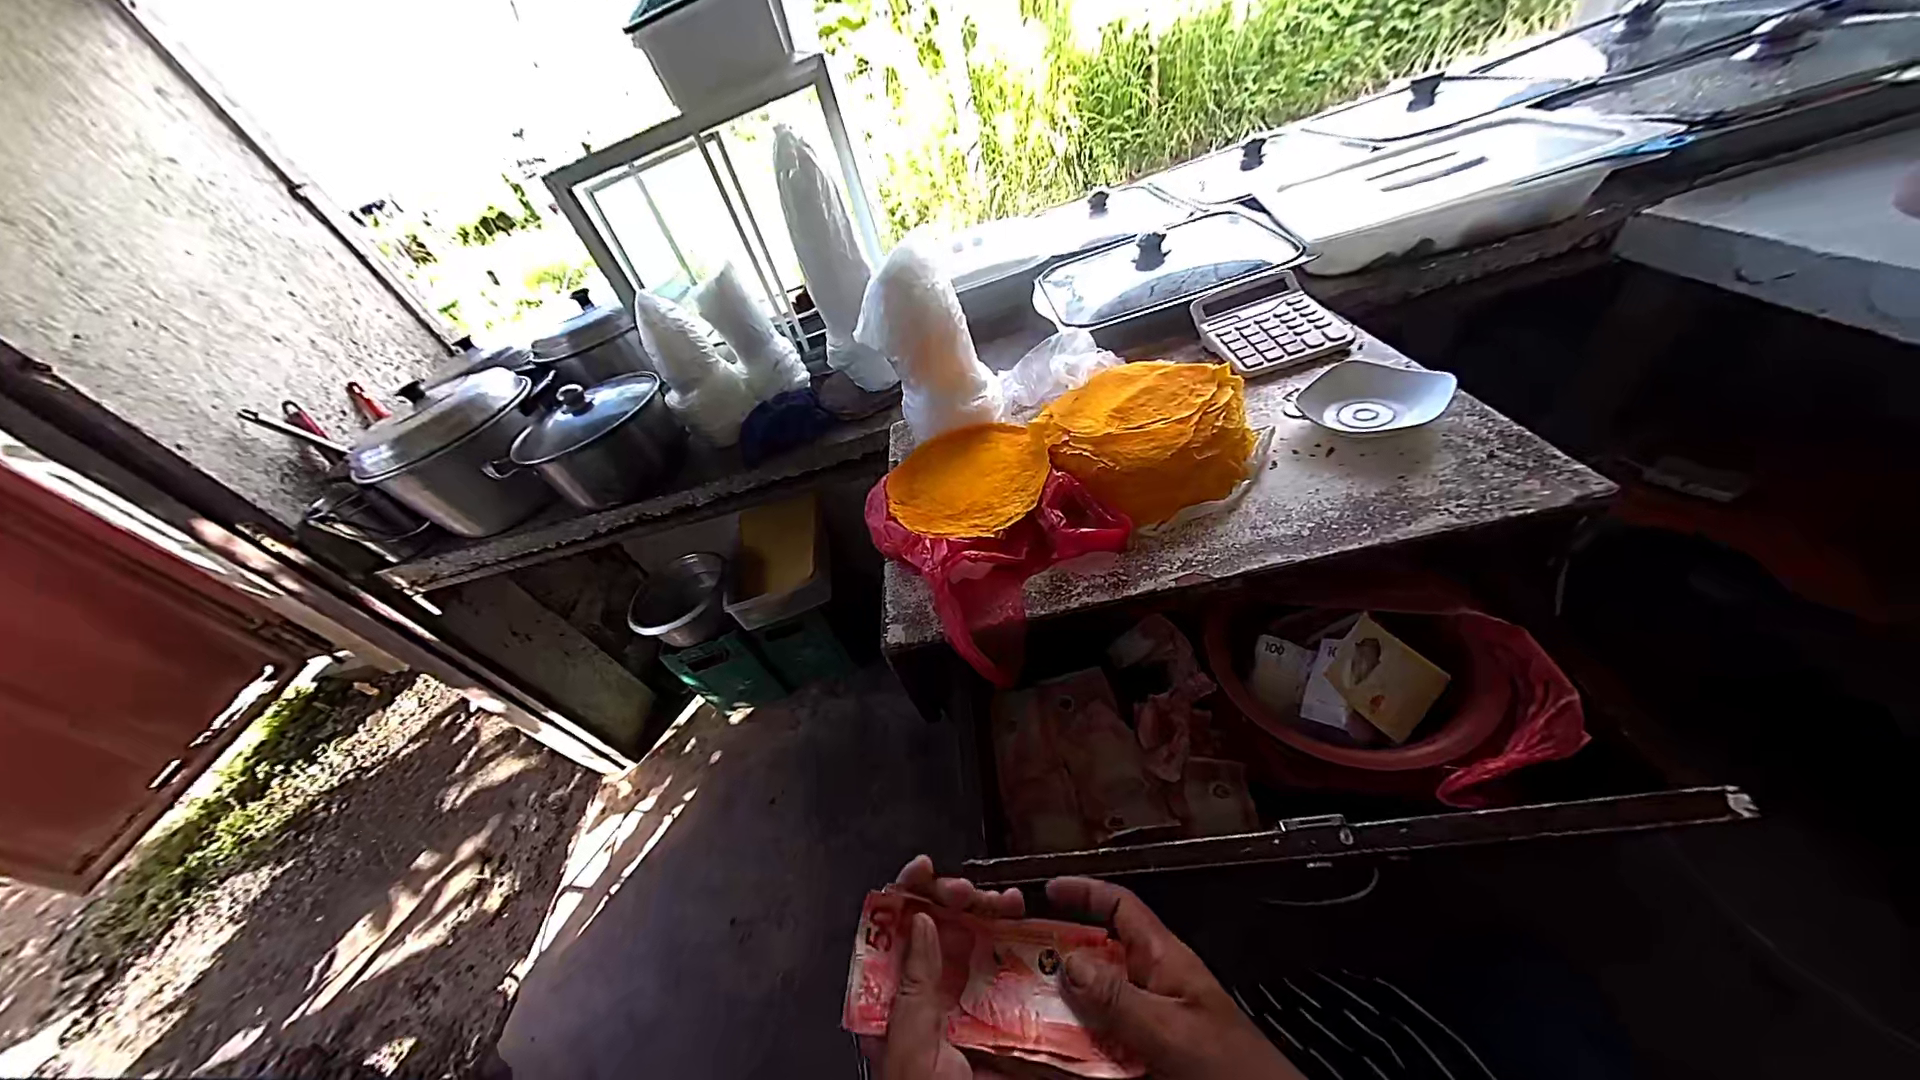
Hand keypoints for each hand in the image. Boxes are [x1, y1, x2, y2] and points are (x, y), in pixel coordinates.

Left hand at [865, 855, 1024, 1079]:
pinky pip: (1007, 958)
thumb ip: (912, 985)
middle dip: (952, 894)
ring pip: (974, 931)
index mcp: (898, 993)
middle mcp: (932, 985)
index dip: (907, 891)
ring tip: (999, 900)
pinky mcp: (1001, 1005)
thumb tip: (916, 919)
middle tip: (963, 891)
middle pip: (938, 920)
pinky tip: (1019, 914)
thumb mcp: (909, 1047)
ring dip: (986, 905)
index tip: (922, 868)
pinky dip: (1016, 931)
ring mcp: (968, 992)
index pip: (896, 928)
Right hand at [1047, 877, 1304, 1079]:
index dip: (1083, 891)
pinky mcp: (1146, 1059)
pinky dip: (1078, 1051)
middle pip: (1096, 958)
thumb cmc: (1236, 1071)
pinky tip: (1055, 1060)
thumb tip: (1069, 962)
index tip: (1047, 891)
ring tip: (1026, 1017)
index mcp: (1163, 960)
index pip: (1119, 906)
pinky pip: (1103, 1046)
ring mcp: (1149, 1024)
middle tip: (1019, 967)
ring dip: (1063, 1012)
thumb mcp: (1174, 1030)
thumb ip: (1121, 997)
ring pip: (1095, 1005)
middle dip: (1059, 960)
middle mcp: (1152, 986)